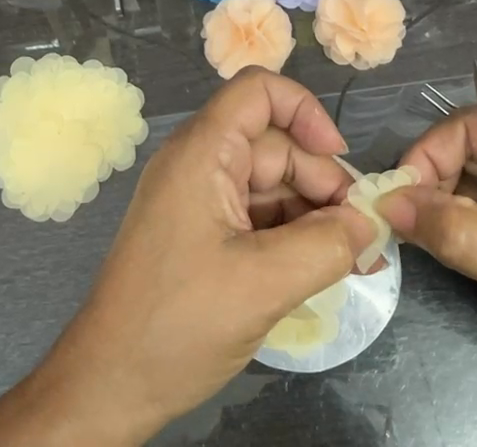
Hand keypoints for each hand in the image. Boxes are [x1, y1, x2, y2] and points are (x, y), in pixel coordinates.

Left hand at [0, 69, 372, 446]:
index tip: (339, 156)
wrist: (109, 384)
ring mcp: (199, 200)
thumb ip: (326, 246)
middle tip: (365, 235)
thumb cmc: (178, 324)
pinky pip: (258, 216)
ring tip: (357, 259)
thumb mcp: (264, 284)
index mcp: (202, 153)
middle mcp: (199, 164)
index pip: (258, 91)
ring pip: (272, 185)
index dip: (304, 110)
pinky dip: (293, 236)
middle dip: (323, 182)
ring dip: (315, 215)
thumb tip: (368, 224)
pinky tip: (326, 268)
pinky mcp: (202, 234)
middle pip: (275, 145)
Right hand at [376, 108, 476, 391]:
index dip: (428, 157)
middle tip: (404, 230)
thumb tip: (385, 205)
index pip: (472, 126)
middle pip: (472, 152)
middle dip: (437, 189)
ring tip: (432, 245)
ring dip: (452, 213)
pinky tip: (460, 252)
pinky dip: (470, 229)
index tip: (395, 200)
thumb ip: (453, 231)